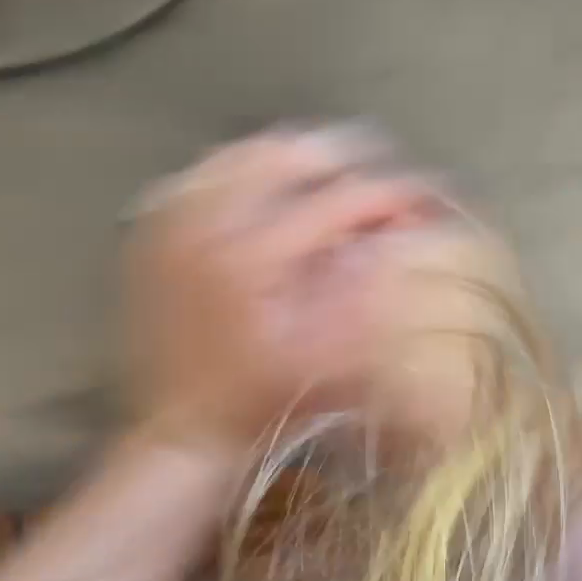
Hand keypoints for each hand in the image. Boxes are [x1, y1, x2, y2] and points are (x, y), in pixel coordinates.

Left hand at [124, 126, 514, 451]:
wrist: (180, 428)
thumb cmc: (260, 402)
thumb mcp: (327, 363)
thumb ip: (367, 296)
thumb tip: (399, 243)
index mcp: (258, 255)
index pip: (340, 200)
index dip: (391, 194)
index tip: (424, 197)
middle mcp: (212, 223)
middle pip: (289, 153)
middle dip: (345, 156)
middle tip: (379, 169)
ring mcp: (177, 223)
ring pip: (243, 152)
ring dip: (295, 155)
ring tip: (329, 170)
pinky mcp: (157, 234)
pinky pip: (202, 173)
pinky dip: (242, 166)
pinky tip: (265, 182)